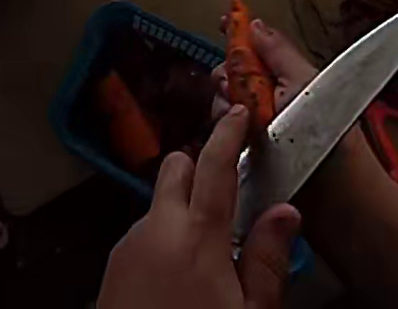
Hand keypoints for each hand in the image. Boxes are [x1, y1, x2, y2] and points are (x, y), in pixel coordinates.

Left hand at [96, 104, 300, 308]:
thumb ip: (267, 260)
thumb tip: (286, 212)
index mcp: (197, 237)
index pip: (215, 163)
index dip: (229, 132)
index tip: (239, 115)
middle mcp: (158, 230)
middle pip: (177, 166)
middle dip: (199, 168)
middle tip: (224, 196)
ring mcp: (129, 248)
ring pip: (159, 203)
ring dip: (180, 210)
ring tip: (203, 257)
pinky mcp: (112, 270)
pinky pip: (142, 234)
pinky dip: (161, 239)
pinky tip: (176, 281)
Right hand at [212, 18, 377, 196]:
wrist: (341, 206)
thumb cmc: (333, 141)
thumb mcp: (306, 84)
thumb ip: (280, 53)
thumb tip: (255, 24)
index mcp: (289, 76)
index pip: (258, 47)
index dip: (239, 33)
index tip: (222, 22)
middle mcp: (273, 100)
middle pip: (234, 75)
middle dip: (226, 76)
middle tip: (229, 87)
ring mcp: (260, 131)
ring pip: (225, 106)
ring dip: (224, 108)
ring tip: (241, 123)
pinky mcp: (250, 161)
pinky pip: (224, 139)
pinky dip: (223, 136)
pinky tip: (231, 142)